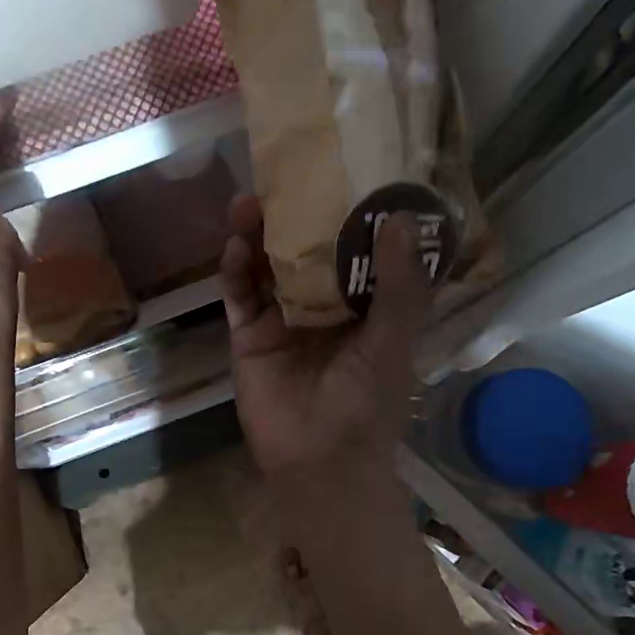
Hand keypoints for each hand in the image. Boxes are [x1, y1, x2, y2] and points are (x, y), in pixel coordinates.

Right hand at [219, 196, 428, 476]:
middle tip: (280, 181)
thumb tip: (399, 218)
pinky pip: (240, 296)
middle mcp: (321, 304)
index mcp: (363, 304)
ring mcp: (281, 318)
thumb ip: (399, 286)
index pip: (354, 247)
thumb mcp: (393, 342)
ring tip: (247, 204)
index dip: (345, 212)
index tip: (339, 172)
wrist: (319, 462)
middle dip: (290, 218)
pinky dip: (235, 271)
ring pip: (265, 267)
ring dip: (255, 236)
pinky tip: (234, 247)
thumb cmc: (366, 404)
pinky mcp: (249, 335)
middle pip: (302, 250)